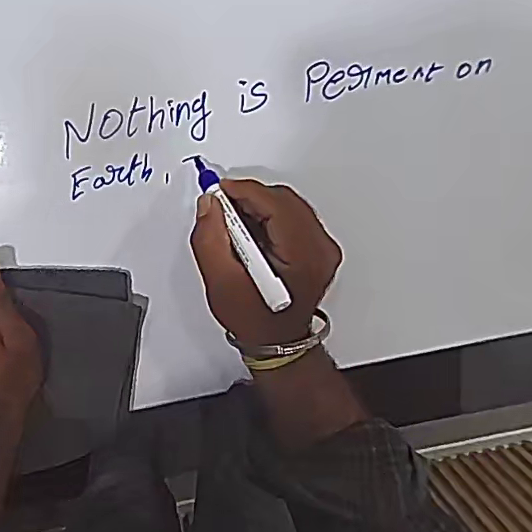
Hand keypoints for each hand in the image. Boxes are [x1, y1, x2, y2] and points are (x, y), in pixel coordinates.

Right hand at [190, 179, 341, 346]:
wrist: (275, 341)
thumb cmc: (254, 320)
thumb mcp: (220, 282)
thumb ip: (210, 239)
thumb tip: (210, 205)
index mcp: (303, 258)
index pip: (275, 206)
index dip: (244, 192)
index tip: (220, 191)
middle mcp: (320, 250)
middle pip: (284, 201)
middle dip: (249, 197)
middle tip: (221, 206)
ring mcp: (322, 248)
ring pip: (288, 205)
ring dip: (258, 206)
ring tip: (232, 222)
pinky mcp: (317, 248)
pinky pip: (292, 216)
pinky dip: (267, 216)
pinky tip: (248, 232)